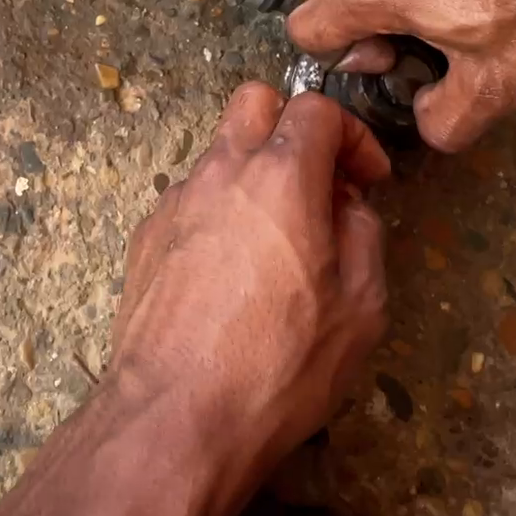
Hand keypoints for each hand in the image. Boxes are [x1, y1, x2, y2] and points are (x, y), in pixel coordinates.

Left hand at [0, 84, 390, 515]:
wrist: (174, 414)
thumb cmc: (280, 363)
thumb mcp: (360, 306)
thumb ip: (362, 232)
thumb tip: (345, 202)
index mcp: (280, 176)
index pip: (316, 109)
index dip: (353, 135)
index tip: (368, 179)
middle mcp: (221, 171)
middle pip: (253, 101)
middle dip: (291, 125)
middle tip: (316, 182)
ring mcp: (176, 200)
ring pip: (219, 152)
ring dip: (254, 173)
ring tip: (275, 240)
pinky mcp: (147, 234)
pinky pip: (191, 198)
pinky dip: (219, 211)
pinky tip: (228, 272)